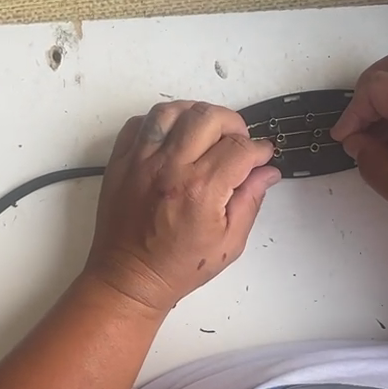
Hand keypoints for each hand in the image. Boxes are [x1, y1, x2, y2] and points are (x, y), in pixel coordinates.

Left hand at [84, 101, 281, 315]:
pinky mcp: (120, 161)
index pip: (240, 148)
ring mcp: (140, 161)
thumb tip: (267, 172)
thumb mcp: (229, 242)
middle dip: (232, 124)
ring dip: (195, 115)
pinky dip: (161, 122)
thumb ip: (250, 200)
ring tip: (205, 134)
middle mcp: (169, 168)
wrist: (129, 278)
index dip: (259, 149)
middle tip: (236, 143)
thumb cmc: (176, 266)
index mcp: (200, 190)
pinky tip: (174, 138)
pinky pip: (140, 122)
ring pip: (172, 110)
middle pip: (208, 116)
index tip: (261, 156)